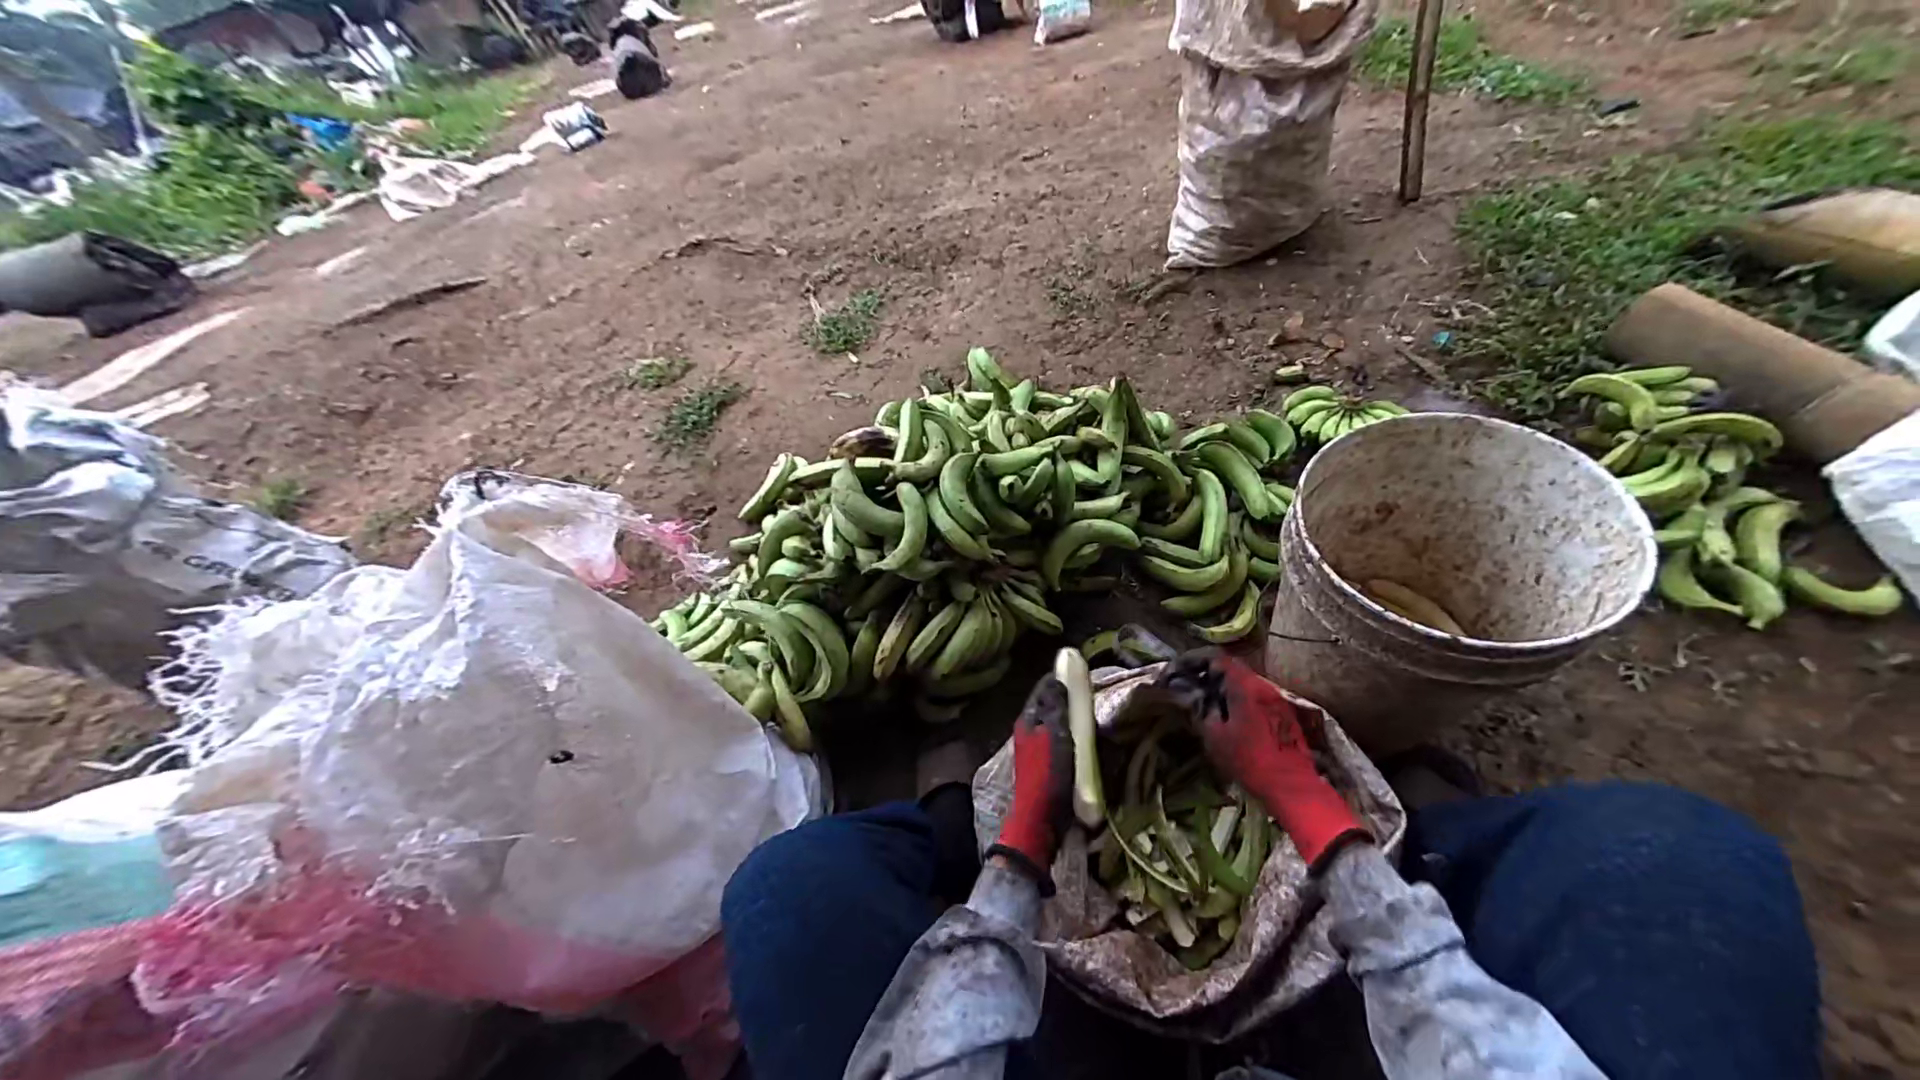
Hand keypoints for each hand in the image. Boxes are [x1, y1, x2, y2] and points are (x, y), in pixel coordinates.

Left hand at [990, 674, 1072, 891]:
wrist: (1039, 819)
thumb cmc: (1048, 774)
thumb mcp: (1057, 735)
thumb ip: (1056, 706)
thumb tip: (1056, 676)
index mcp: (1028, 718)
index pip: (1044, 687)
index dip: (1061, 677)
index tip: (1082, 672)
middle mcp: (1028, 729)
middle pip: (1050, 704)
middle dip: (1068, 697)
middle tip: (1092, 693)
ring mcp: (1034, 747)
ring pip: (1054, 722)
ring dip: (1071, 717)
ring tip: (1091, 714)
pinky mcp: (1042, 763)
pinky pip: (1059, 739)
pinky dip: (1071, 735)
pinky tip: (1084, 740)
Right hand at [1159, 649, 1366, 867]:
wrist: (1293, 788)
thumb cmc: (1249, 760)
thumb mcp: (1214, 736)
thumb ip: (1202, 710)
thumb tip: (1194, 697)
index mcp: (1246, 687)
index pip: (1218, 658)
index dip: (1195, 660)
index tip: (1180, 669)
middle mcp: (1264, 686)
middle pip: (1233, 669)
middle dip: (1209, 674)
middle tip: (1190, 685)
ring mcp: (1277, 699)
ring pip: (1245, 684)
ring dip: (1224, 688)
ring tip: (1207, 701)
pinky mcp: (1284, 714)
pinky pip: (1256, 697)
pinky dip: (1238, 699)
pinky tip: (1228, 715)